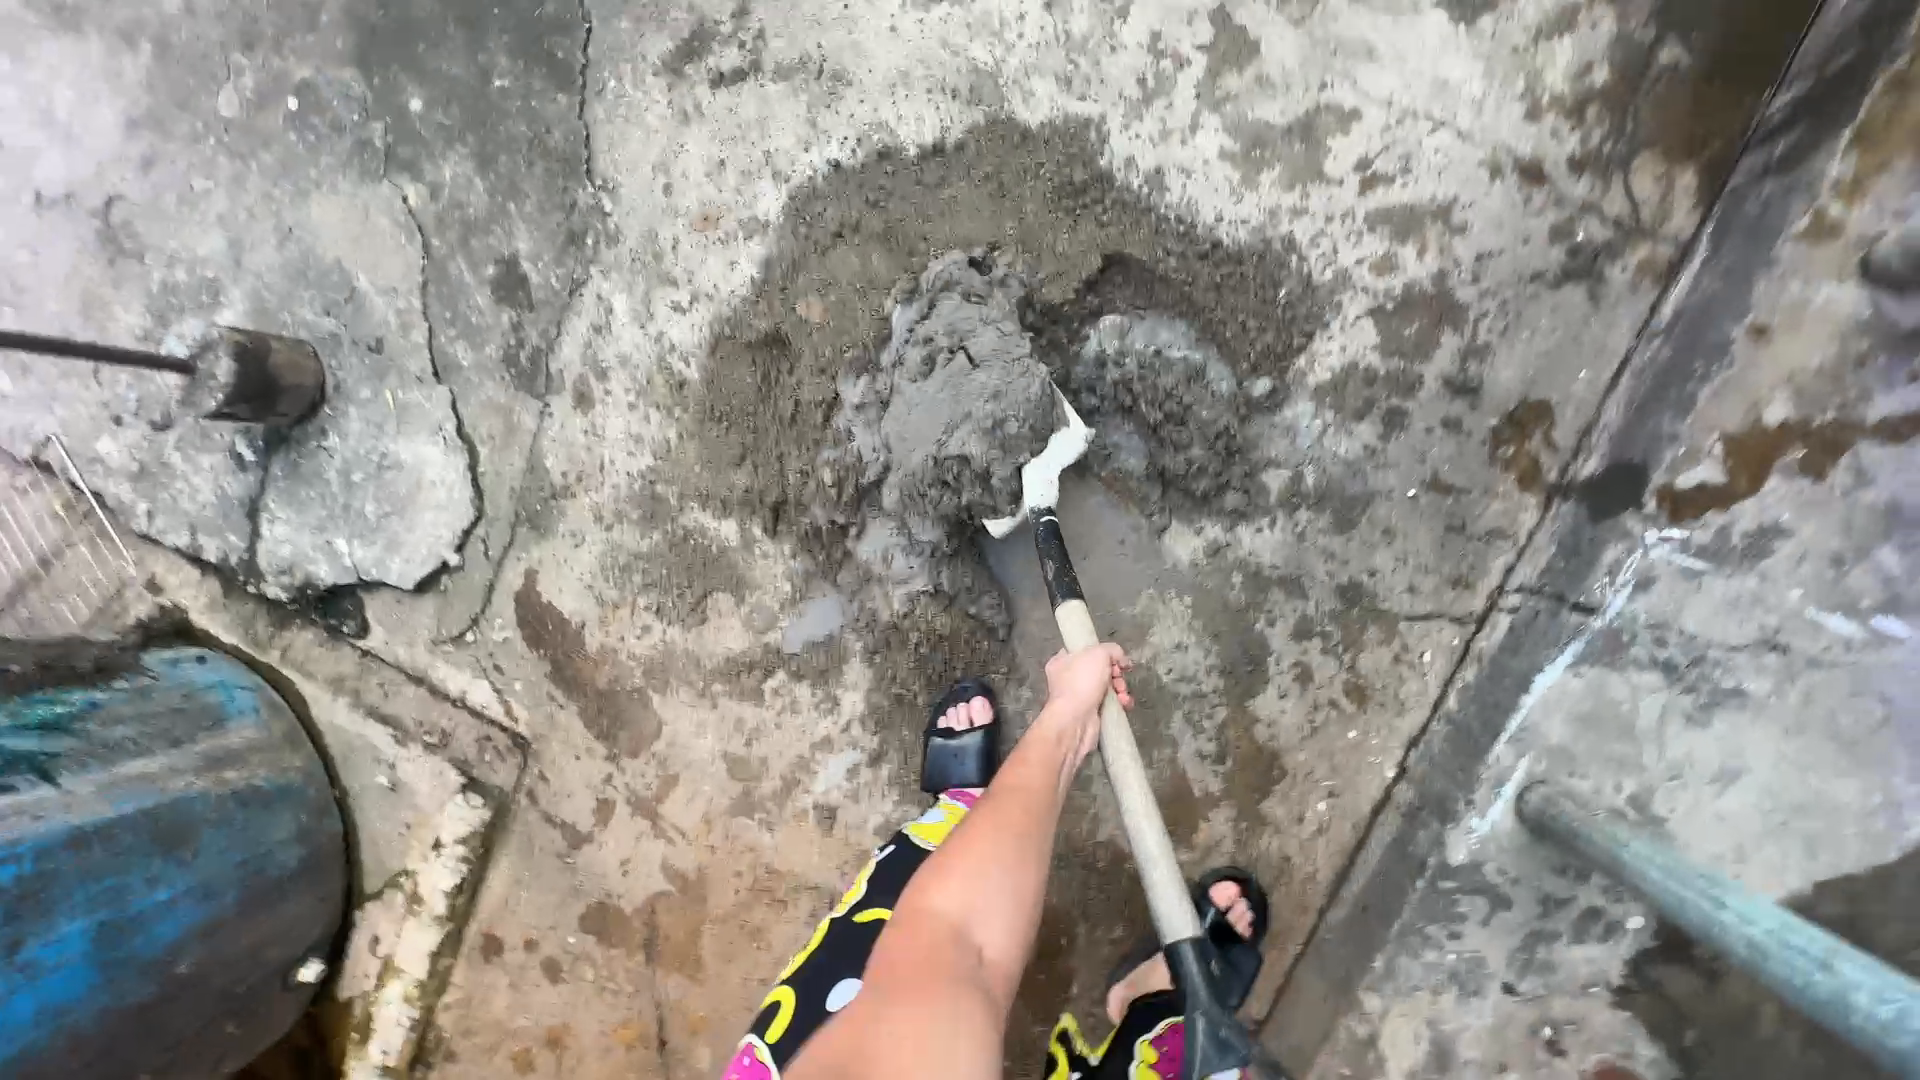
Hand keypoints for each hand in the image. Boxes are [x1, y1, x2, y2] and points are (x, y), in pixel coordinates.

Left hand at [1040, 643, 1132, 761]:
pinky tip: (1124, 704)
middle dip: (1116, 674)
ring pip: (1106, 687)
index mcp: (1062, 661)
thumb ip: (1112, 650)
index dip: (1103, 653)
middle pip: (1100, 670)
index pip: (1086, 651)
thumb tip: (1120, 659)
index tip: (1115, 659)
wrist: (1075, 720)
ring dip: (1120, 689)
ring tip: (1122, 694)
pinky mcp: (1089, 713)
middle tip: (1118, 677)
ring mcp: (1078, 697)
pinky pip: (1109, 704)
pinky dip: (1119, 703)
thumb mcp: (1098, 653)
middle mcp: (1068, 678)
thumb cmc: (1081, 682)